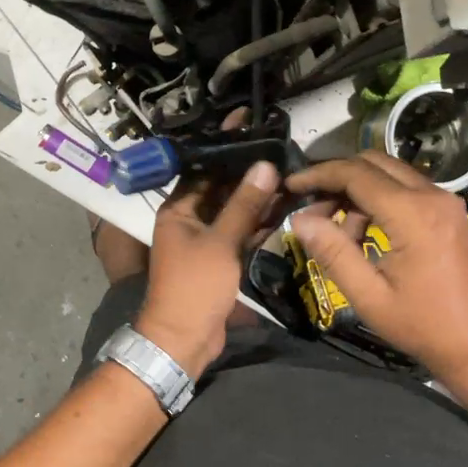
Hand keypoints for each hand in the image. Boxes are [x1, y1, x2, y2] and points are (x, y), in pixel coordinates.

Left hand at [134, 160, 280, 375]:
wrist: (185, 339)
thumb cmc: (195, 286)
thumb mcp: (221, 241)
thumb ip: (244, 204)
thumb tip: (265, 165)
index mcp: (178, 209)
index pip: (203, 169)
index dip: (227, 150)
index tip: (253, 128)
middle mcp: (189, 220)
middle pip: (221, 189)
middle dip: (248, 174)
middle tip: (280, 151)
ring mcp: (205, 240)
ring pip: (233, 211)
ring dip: (257, 198)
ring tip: (289, 174)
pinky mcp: (220, 258)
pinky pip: (240, 232)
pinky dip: (257, 222)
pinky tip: (284, 208)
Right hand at [286, 152, 467, 378]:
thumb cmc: (422, 325)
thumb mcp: (369, 296)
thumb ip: (334, 253)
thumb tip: (301, 220)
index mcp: (412, 215)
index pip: (356, 174)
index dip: (319, 175)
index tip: (291, 184)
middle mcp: (433, 196)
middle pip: (373, 162)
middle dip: (337, 178)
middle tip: (312, 207)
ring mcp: (446, 201)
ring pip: (390, 173)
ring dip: (358, 189)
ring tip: (338, 232)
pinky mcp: (450, 211)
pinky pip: (407, 188)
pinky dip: (380, 198)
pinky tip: (365, 232)